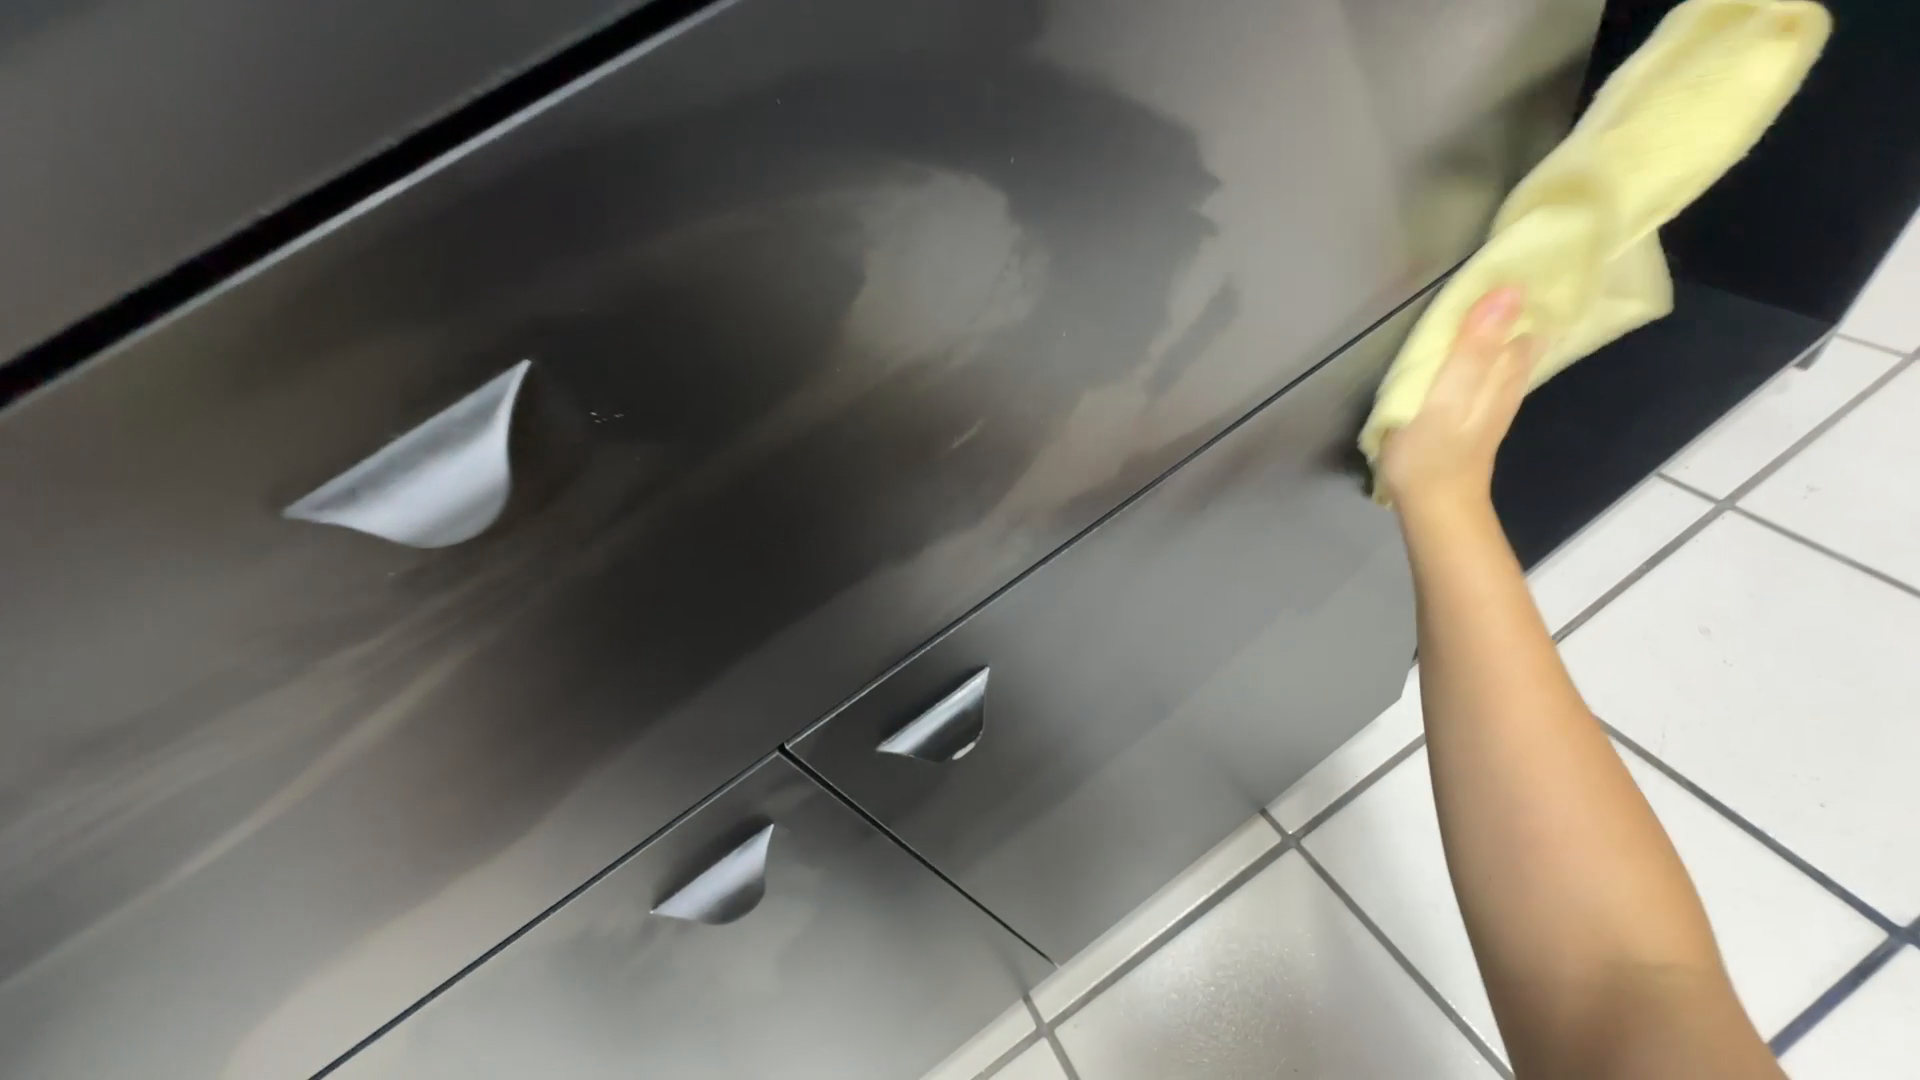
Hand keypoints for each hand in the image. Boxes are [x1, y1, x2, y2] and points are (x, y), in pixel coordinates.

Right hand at [1376, 286, 1538, 514]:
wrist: (1435, 509)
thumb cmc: (1433, 453)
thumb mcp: (1446, 398)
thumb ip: (1472, 347)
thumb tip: (1508, 290)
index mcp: (1500, 373)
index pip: (1523, 320)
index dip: (1527, 291)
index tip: (1525, 256)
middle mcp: (1505, 385)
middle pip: (1522, 337)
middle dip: (1523, 308)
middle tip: (1516, 273)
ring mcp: (1491, 405)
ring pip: (1511, 357)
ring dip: (1510, 329)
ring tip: (1502, 302)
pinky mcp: (1474, 420)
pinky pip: (1492, 375)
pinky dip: (1493, 354)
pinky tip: (1484, 351)